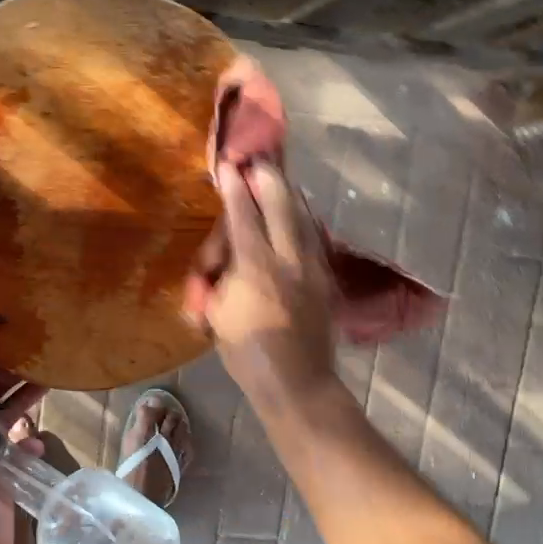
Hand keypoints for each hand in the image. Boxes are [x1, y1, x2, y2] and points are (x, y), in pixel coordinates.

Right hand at [186, 162, 336, 407]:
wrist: (297, 383)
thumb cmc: (246, 353)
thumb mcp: (216, 315)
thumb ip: (218, 281)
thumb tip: (223, 262)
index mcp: (254, 266)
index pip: (242, 215)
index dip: (234, 187)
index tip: (229, 164)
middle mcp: (288, 258)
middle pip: (281, 205)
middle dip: (268, 178)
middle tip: (259, 159)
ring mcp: (313, 268)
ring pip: (304, 219)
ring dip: (291, 196)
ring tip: (282, 181)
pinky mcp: (326, 282)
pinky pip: (315, 240)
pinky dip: (305, 223)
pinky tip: (302, 219)